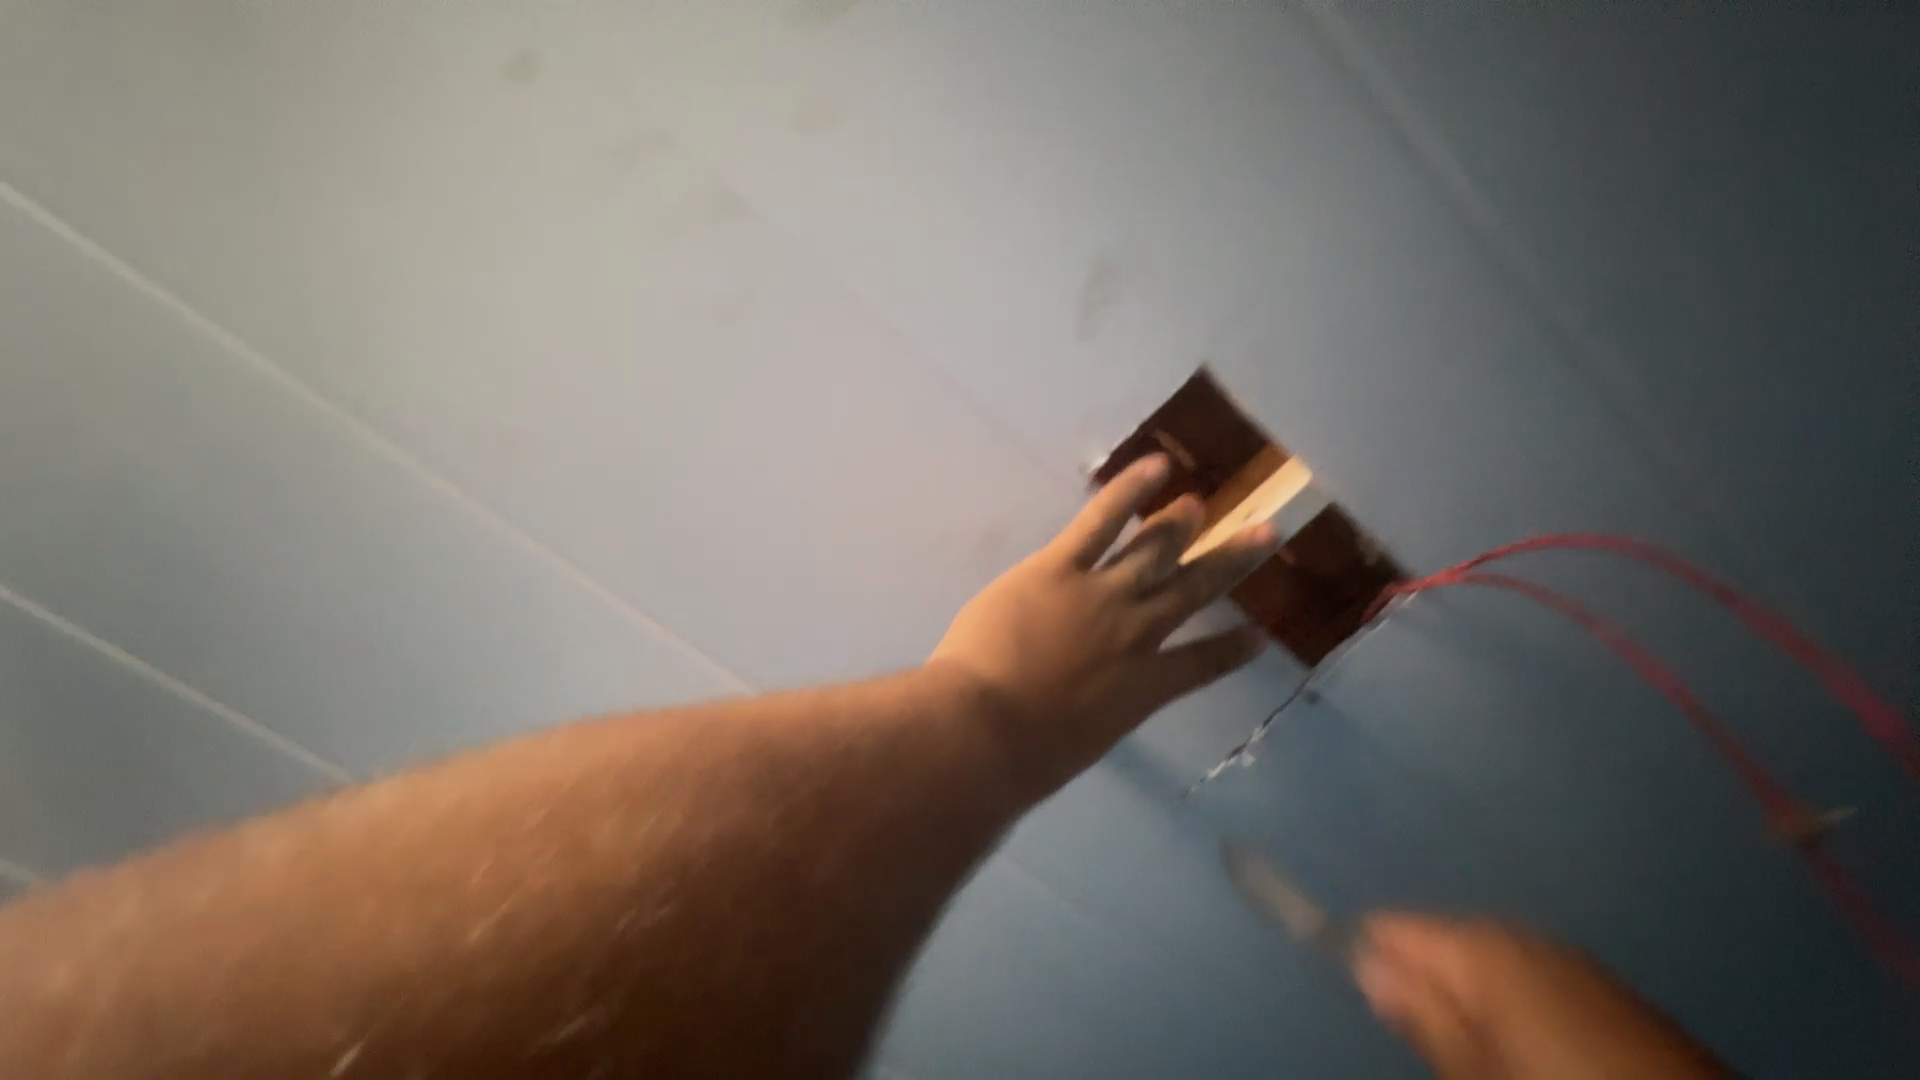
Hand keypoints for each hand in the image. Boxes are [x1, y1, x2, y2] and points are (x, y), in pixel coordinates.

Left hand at [928, 454, 1279, 797]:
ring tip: (1199, 503)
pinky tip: (1156, 467)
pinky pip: (1099, 522)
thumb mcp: (1075, 747)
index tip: (1256, 635)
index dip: (1231, 649)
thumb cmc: (1024, 756)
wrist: (987, 727)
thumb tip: (1075, 715)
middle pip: (1193, 590)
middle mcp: (1137, 634)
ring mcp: (1102, 595)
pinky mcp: (1059, 567)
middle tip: (1263, 534)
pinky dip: (1128, 491)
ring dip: (1179, 524)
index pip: (1200, 665)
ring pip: (1154, 550)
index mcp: (1143, 690)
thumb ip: (1087, 720)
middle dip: (1230, 561)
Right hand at [1357, 915, 1730, 1079]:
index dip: (1368, 955)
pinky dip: (1516, 1005)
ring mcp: (1572, 959)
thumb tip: (1366, 965)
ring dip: (1471, 997)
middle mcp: (1522, 935)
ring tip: (1477, 1050)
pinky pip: (1534, 980)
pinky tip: (1531, 1049)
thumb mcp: (1480, 1073)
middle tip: (1426, 1040)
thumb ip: (1421, 1015)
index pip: (1390, 926)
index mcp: (1482, 946)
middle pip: (1441, 943)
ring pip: (1489, 963)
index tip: (1365, 997)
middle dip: (1426, 981)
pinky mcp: (1611, 990)